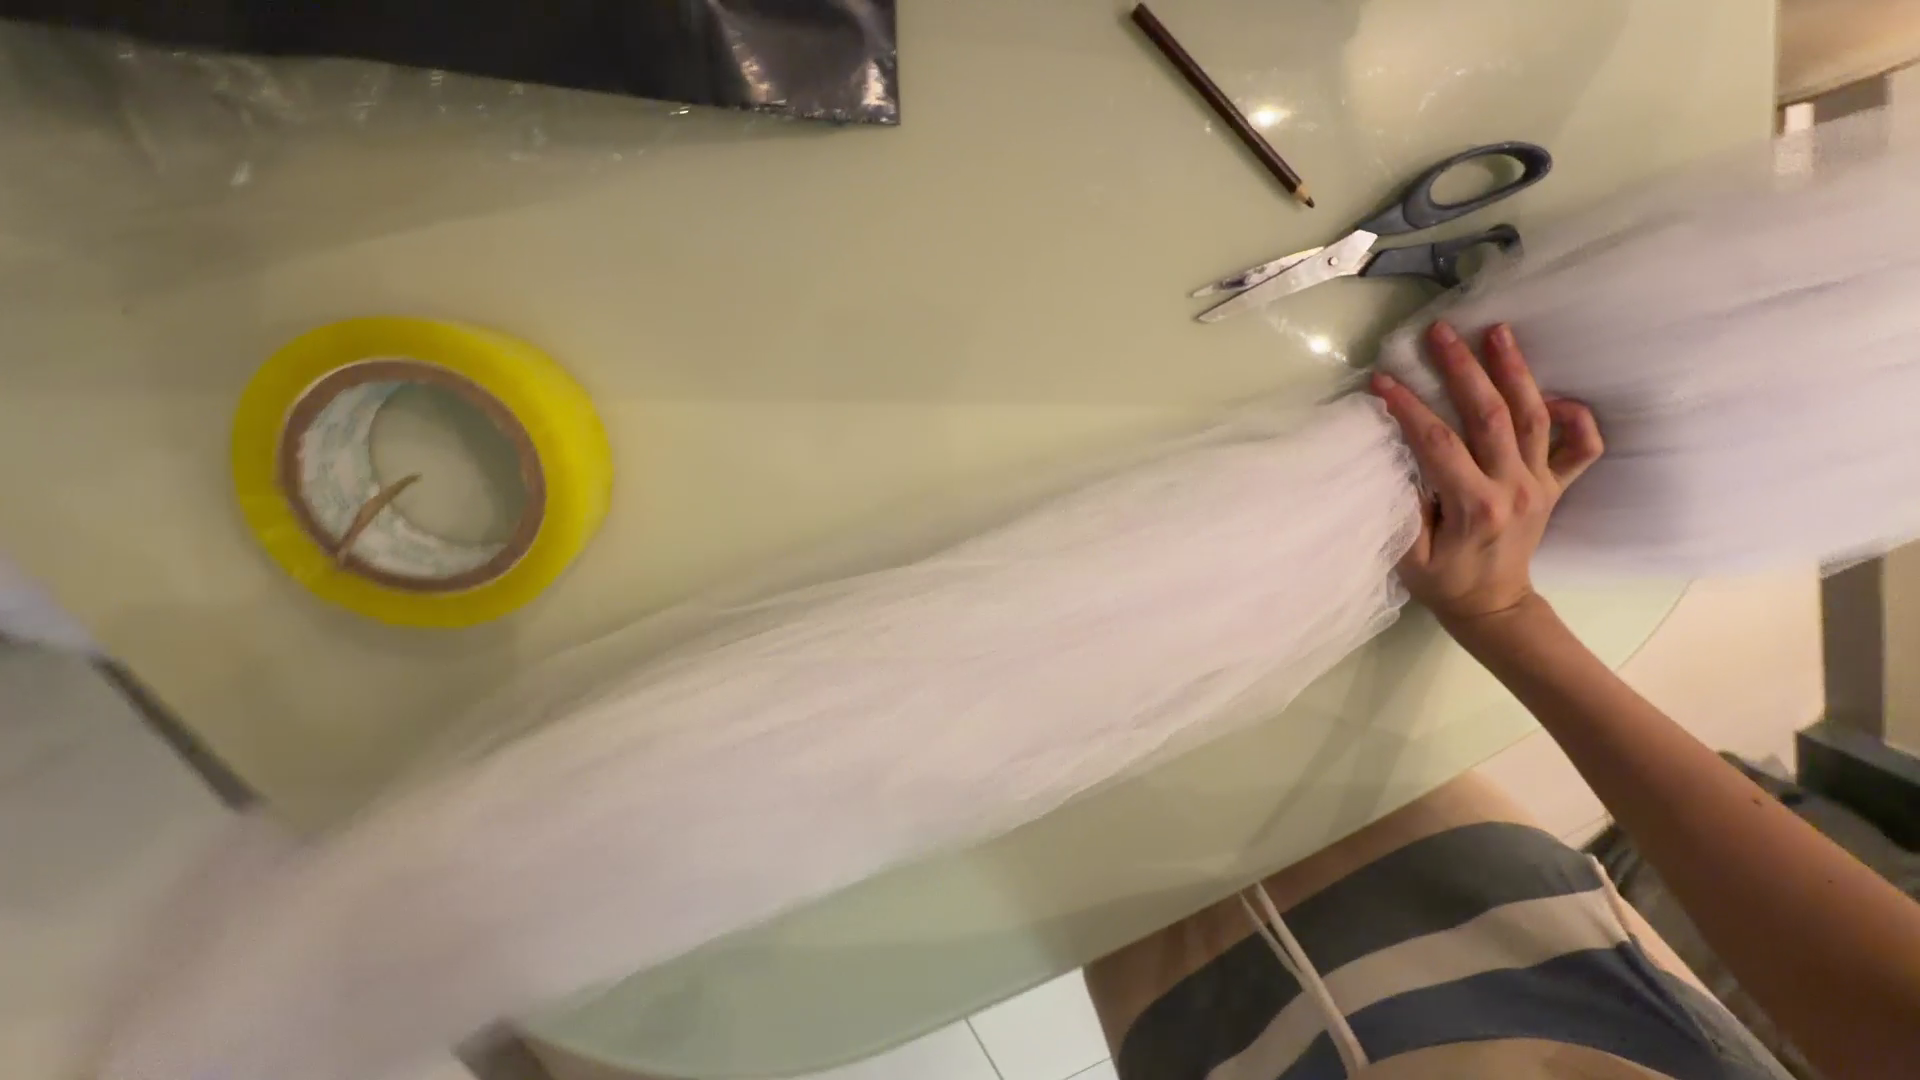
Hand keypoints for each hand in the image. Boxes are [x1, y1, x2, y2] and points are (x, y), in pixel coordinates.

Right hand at [1369, 321, 1602, 626]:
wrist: (1494, 606)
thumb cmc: (1443, 582)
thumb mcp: (1408, 553)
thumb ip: (1406, 506)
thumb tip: (1400, 456)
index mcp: (1474, 505)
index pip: (1436, 443)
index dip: (1407, 408)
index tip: (1382, 381)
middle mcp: (1514, 487)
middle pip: (1490, 416)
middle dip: (1463, 369)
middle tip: (1442, 332)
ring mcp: (1541, 484)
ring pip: (1533, 417)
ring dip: (1515, 371)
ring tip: (1499, 332)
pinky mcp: (1556, 485)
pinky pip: (1581, 446)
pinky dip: (1574, 415)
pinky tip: (1553, 393)